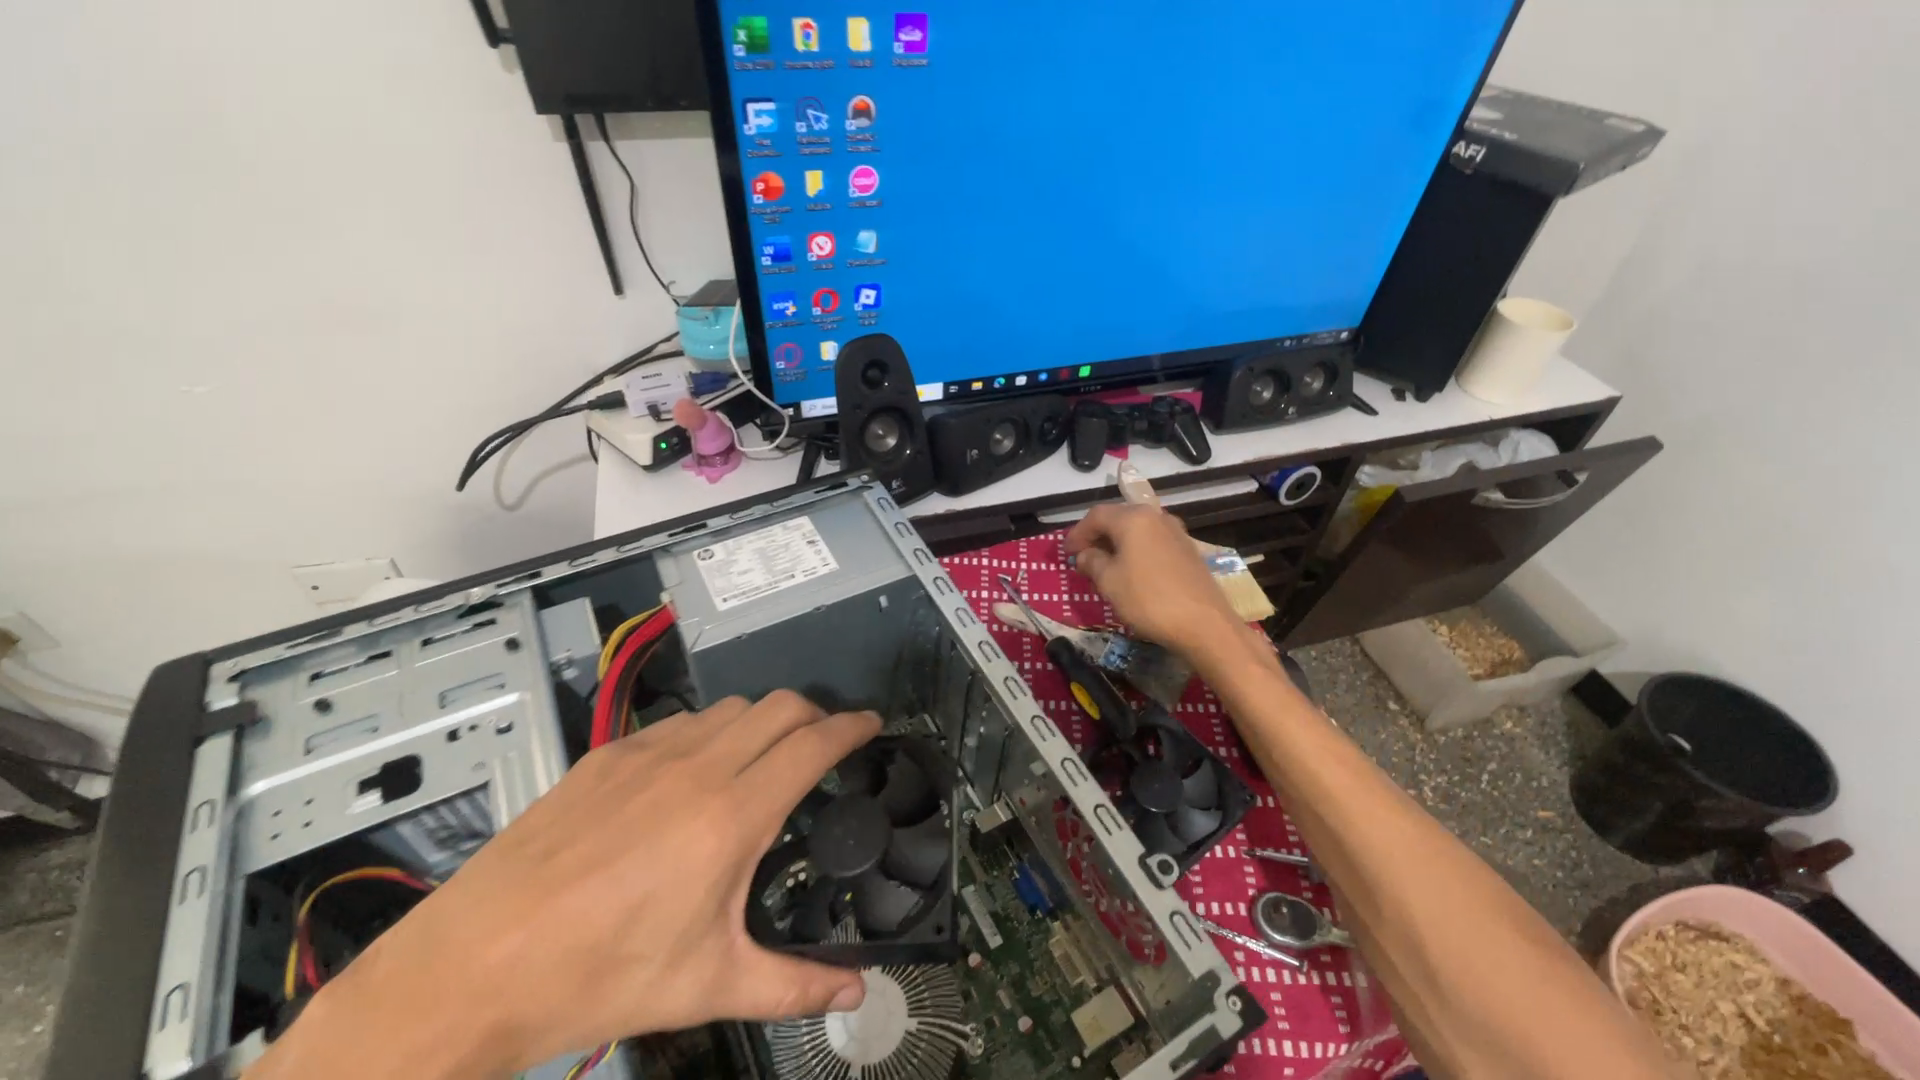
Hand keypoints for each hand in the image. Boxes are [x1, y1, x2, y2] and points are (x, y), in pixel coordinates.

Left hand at [254, 692, 879, 1079]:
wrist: (477, 965)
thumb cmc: (601, 976)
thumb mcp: (708, 985)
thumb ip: (794, 986)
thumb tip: (853, 993)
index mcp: (731, 816)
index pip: (813, 744)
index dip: (852, 727)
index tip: (871, 725)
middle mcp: (695, 768)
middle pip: (778, 706)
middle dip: (815, 715)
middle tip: (827, 746)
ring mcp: (644, 755)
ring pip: (728, 707)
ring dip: (761, 721)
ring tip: (764, 759)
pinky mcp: (603, 758)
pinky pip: (678, 723)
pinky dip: (709, 731)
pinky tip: (694, 774)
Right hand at [1064, 503, 1241, 655]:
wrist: (1204, 623)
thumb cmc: (1148, 599)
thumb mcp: (1109, 582)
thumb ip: (1092, 562)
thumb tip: (1085, 554)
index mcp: (1133, 518)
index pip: (1096, 516)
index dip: (1077, 533)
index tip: (1066, 552)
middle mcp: (1156, 516)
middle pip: (1118, 518)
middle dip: (1097, 536)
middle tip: (1083, 558)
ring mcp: (1176, 532)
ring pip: (1137, 530)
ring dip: (1117, 544)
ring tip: (1105, 566)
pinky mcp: (1188, 550)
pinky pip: (1153, 542)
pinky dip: (1136, 551)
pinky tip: (1132, 572)